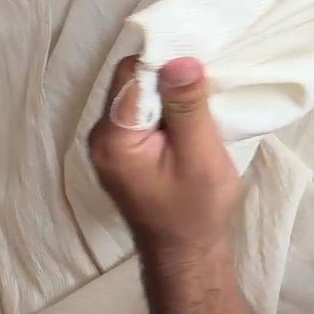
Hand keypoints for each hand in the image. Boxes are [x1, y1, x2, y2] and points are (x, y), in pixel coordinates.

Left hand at [89, 56, 244, 266]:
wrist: (188, 254)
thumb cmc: (196, 209)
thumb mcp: (199, 156)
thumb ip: (188, 108)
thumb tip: (181, 60)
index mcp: (114, 137)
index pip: (134, 73)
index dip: (168, 62)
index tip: (204, 63)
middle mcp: (103, 136)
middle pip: (134, 80)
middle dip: (172, 75)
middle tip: (210, 82)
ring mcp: (113, 143)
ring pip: (142, 93)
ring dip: (174, 91)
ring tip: (206, 97)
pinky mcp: (128, 149)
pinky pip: (146, 110)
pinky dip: (171, 106)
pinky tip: (195, 114)